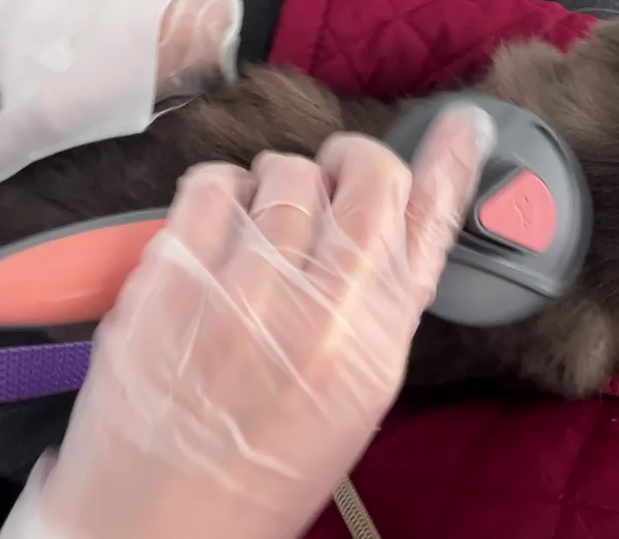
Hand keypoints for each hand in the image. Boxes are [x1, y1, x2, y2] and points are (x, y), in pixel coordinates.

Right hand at [0, 0, 243, 212]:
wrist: (187, 36)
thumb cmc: (102, 84)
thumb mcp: (32, 131)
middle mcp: (16, 11)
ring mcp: (64, 2)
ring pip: (28, 55)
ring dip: (26, 86)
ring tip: (39, 122)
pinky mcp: (105, 5)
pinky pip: (67, 47)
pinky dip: (64, 72)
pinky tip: (86, 90)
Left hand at [0, 107, 493, 538]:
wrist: (156, 522)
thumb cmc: (263, 459)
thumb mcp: (354, 388)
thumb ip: (381, 294)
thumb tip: (395, 215)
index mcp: (375, 344)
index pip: (430, 225)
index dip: (452, 163)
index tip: (463, 120)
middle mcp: (320, 310)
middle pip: (364, 173)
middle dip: (349, 164)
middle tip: (328, 184)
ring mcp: (244, 288)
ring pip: (287, 168)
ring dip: (278, 186)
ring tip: (261, 233)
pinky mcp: (174, 275)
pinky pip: (214, 179)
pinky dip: (221, 191)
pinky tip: (218, 230)